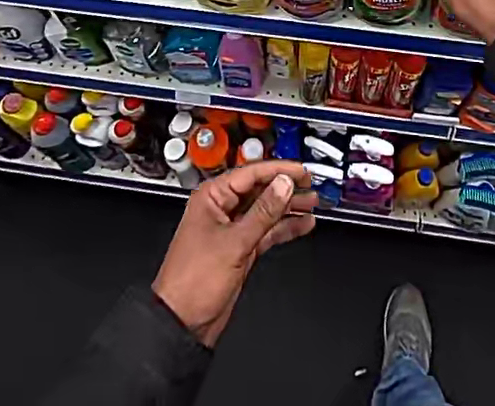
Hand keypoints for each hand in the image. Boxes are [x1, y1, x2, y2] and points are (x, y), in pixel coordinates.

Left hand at [151, 160, 315, 345]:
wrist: (183, 324)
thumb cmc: (191, 282)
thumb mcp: (234, 242)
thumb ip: (263, 212)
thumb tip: (283, 185)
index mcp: (212, 197)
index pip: (251, 174)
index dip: (278, 170)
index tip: (300, 170)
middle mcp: (222, 209)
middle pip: (260, 190)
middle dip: (286, 188)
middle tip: (310, 185)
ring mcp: (232, 230)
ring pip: (266, 210)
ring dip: (289, 207)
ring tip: (311, 202)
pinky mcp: (240, 248)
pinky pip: (267, 231)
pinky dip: (284, 228)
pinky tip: (302, 224)